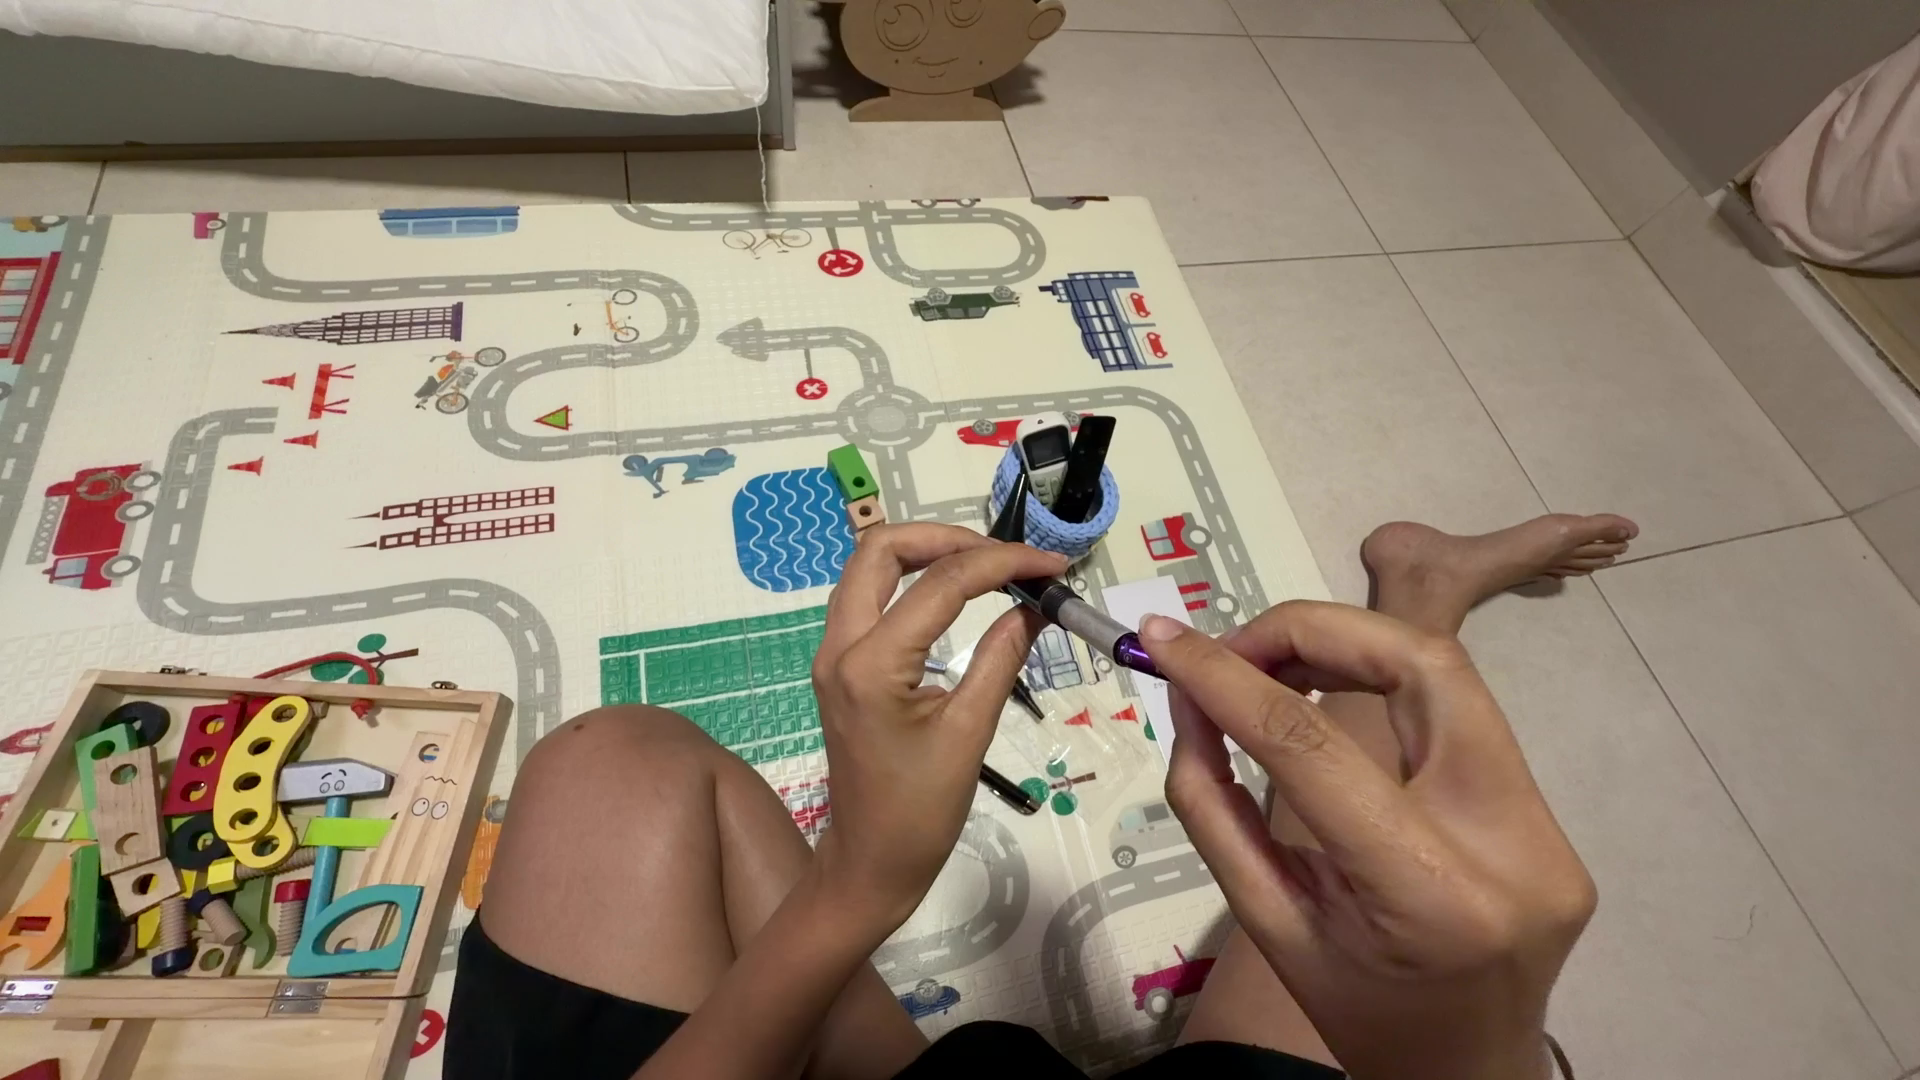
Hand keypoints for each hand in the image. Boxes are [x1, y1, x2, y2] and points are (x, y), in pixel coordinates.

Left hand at [811, 524, 1065, 926]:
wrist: (868, 863)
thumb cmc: (920, 812)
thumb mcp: (970, 733)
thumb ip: (1002, 657)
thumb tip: (1035, 606)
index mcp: (872, 664)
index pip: (940, 583)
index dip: (1001, 562)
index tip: (1050, 565)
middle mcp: (840, 645)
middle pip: (881, 548)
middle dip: (947, 537)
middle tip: (1003, 555)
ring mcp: (832, 652)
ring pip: (869, 566)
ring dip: (925, 553)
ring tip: (985, 565)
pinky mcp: (840, 663)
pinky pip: (869, 596)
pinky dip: (910, 579)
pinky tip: (951, 593)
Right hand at [1138, 603, 1594, 1079]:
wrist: (1470, 1070)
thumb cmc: (1353, 1008)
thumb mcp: (1260, 917)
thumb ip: (1211, 801)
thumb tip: (1188, 698)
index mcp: (1427, 893)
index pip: (1311, 744)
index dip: (1225, 676)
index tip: (1162, 639)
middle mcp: (1510, 841)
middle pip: (1417, 663)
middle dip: (1306, 629)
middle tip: (1232, 649)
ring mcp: (1544, 821)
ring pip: (1441, 666)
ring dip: (1340, 639)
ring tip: (1267, 662)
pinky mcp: (1544, 808)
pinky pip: (1449, 702)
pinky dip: (1371, 669)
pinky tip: (1320, 687)